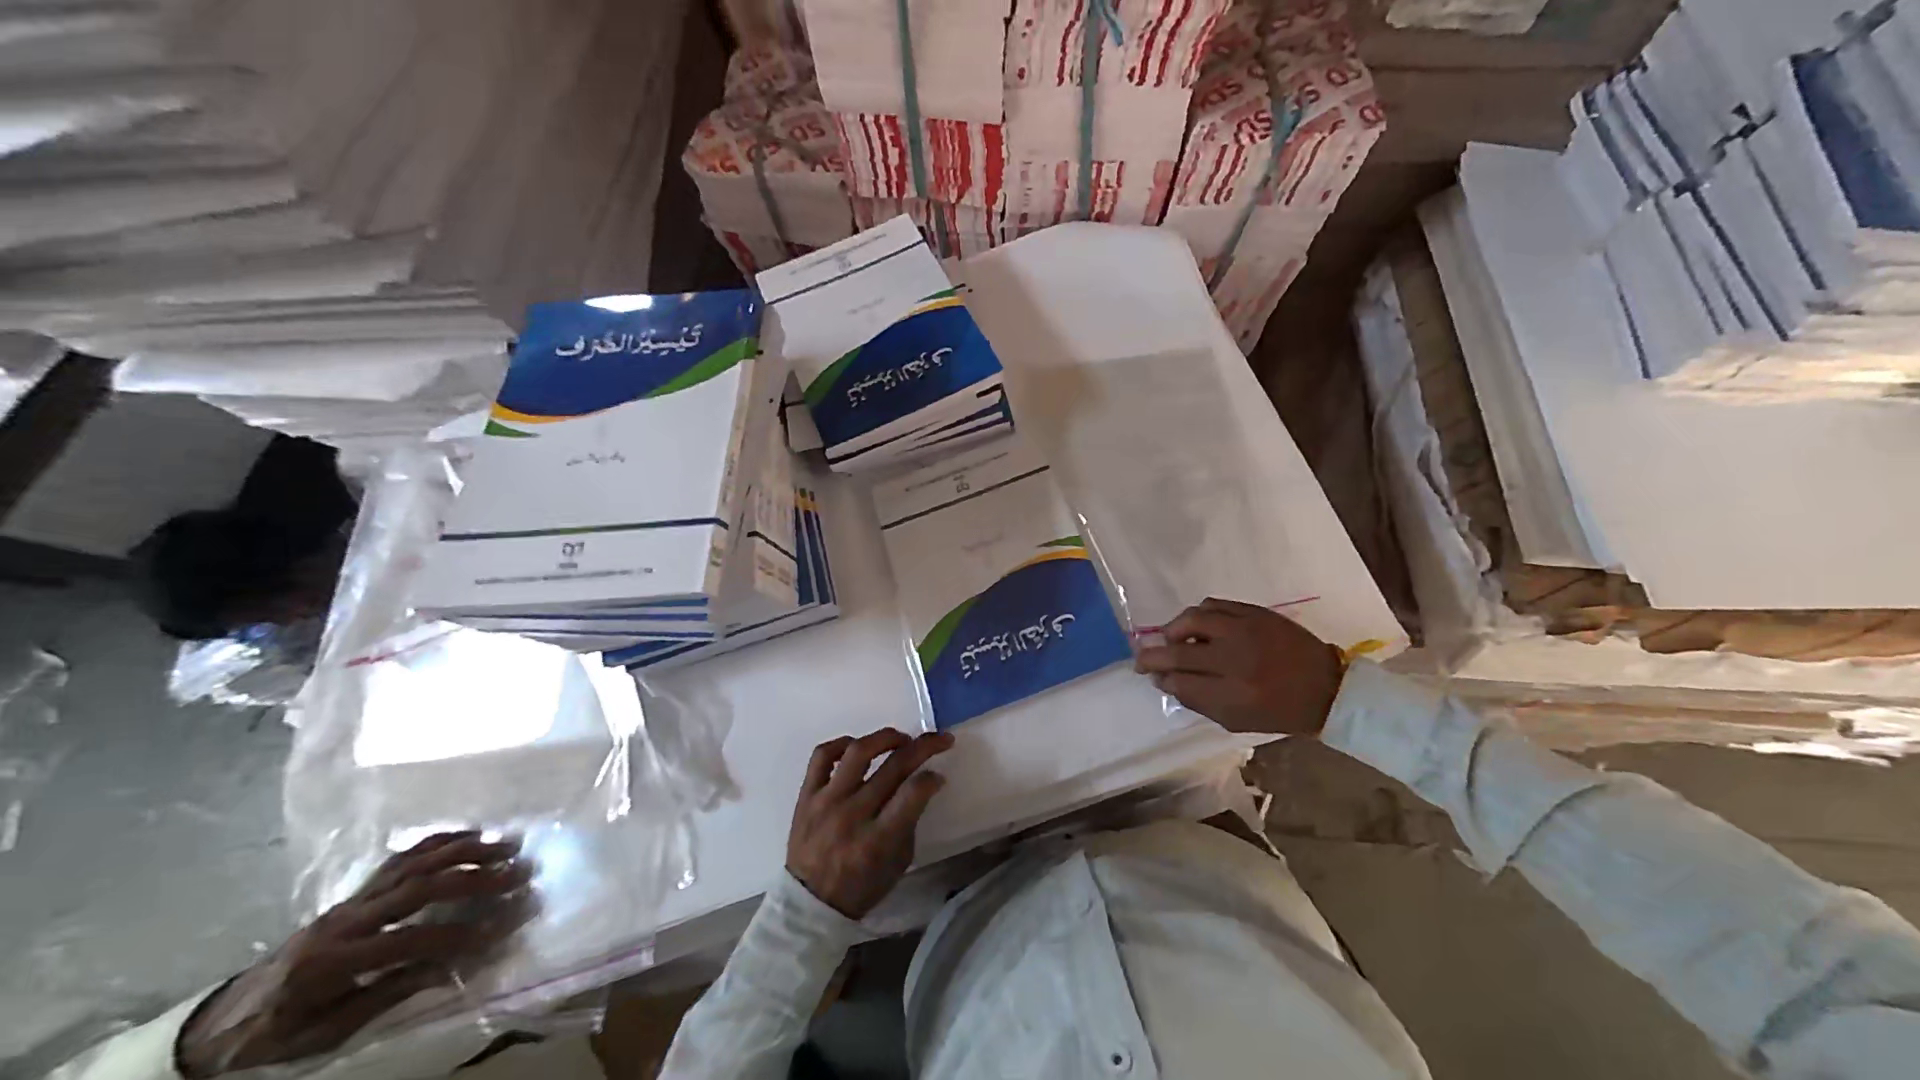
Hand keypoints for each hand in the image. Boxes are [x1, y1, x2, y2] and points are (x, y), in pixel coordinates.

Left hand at [177, 832, 532, 1077]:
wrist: (221, 1021)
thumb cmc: (278, 1034)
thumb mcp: (327, 1032)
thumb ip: (389, 994)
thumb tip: (453, 966)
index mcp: (333, 961)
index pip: (411, 940)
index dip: (462, 934)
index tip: (504, 928)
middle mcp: (345, 919)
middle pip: (420, 887)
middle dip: (477, 878)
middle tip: (520, 872)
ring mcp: (350, 899)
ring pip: (415, 864)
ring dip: (466, 850)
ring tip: (508, 844)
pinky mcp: (354, 891)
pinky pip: (401, 858)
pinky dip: (439, 842)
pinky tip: (471, 835)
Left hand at [787, 729, 954, 918]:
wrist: (809, 904)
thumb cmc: (861, 887)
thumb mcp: (898, 863)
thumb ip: (909, 822)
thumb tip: (921, 785)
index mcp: (878, 840)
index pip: (913, 793)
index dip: (932, 778)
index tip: (938, 776)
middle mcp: (853, 815)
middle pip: (894, 767)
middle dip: (924, 747)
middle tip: (938, 740)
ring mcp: (826, 802)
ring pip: (859, 752)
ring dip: (886, 738)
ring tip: (901, 739)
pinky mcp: (806, 795)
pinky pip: (822, 756)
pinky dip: (841, 744)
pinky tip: (857, 747)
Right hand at [1133, 598, 1344, 735]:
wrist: (1328, 687)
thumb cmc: (1281, 710)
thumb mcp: (1238, 720)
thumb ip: (1198, 701)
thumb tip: (1165, 681)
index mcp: (1233, 694)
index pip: (1180, 682)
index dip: (1161, 678)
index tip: (1153, 677)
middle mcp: (1235, 660)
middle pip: (1178, 652)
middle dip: (1152, 656)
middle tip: (1141, 659)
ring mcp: (1244, 631)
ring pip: (1192, 620)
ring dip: (1172, 630)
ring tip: (1169, 638)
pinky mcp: (1255, 613)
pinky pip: (1213, 605)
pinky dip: (1198, 614)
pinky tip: (1196, 624)